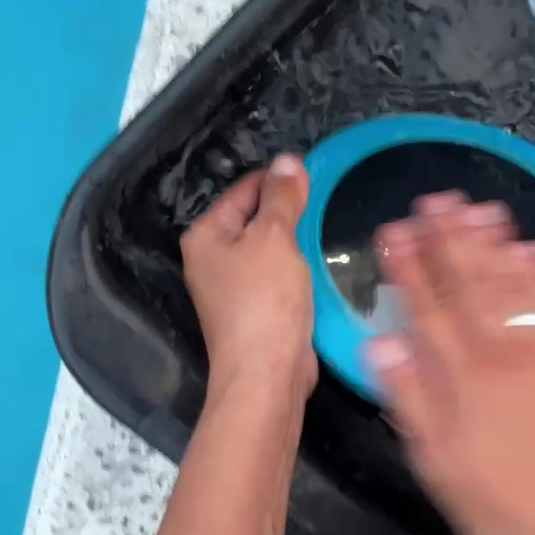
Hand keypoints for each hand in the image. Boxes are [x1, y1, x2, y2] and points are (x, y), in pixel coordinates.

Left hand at [181, 154, 317, 402]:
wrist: (267, 373)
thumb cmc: (265, 300)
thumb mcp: (275, 238)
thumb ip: (282, 197)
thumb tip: (287, 161)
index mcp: (206, 235)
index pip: (245, 188)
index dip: (280, 179)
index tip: (315, 175)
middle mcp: (212, 258)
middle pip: (256, 217)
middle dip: (290, 211)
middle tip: (327, 203)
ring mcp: (232, 286)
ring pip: (270, 247)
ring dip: (297, 241)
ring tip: (328, 230)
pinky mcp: (255, 308)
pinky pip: (278, 274)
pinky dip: (297, 267)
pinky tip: (320, 265)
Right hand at [367, 193, 534, 534]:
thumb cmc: (495, 499)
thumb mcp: (436, 461)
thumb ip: (409, 397)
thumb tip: (381, 341)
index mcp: (462, 378)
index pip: (427, 308)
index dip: (408, 266)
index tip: (392, 231)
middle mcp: (501, 355)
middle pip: (469, 285)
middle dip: (448, 238)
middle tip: (433, 199)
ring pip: (512, 286)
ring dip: (492, 243)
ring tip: (474, 206)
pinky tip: (529, 246)